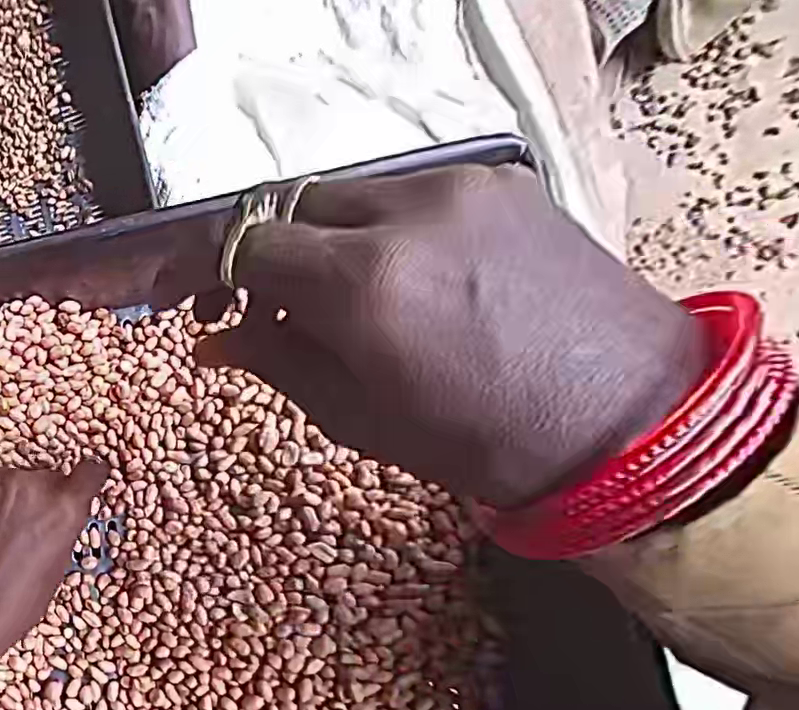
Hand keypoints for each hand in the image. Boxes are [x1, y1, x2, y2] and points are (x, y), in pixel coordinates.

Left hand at [0, 461, 108, 660]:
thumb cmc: (13, 605)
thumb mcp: (57, 568)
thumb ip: (64, 528)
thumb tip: (61, 512)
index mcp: (63, 507)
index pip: (89, 471)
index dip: (87, 477)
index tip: (84, 480)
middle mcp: (29, 486)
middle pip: (44, 478)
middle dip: (39, 498)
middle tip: (27, 529)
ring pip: (7, 482)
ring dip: (6, 500)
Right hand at [198, 164, 710, 506]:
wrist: (620, 417)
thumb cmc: (470, 437)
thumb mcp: (349, 413)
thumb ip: (273, 361)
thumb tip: (210, 341)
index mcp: (364, 283)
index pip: (248, 244)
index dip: (200, 270)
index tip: (178, 301)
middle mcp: (409, 211)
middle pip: (288, 206)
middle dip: (253, 256)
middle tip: (244, 311)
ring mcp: (461, 187)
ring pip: (342, 197)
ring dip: (307, 246)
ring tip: (316, 308)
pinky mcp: (499, 183)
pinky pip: (398, 198)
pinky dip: (362, 236)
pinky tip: (379, 287)